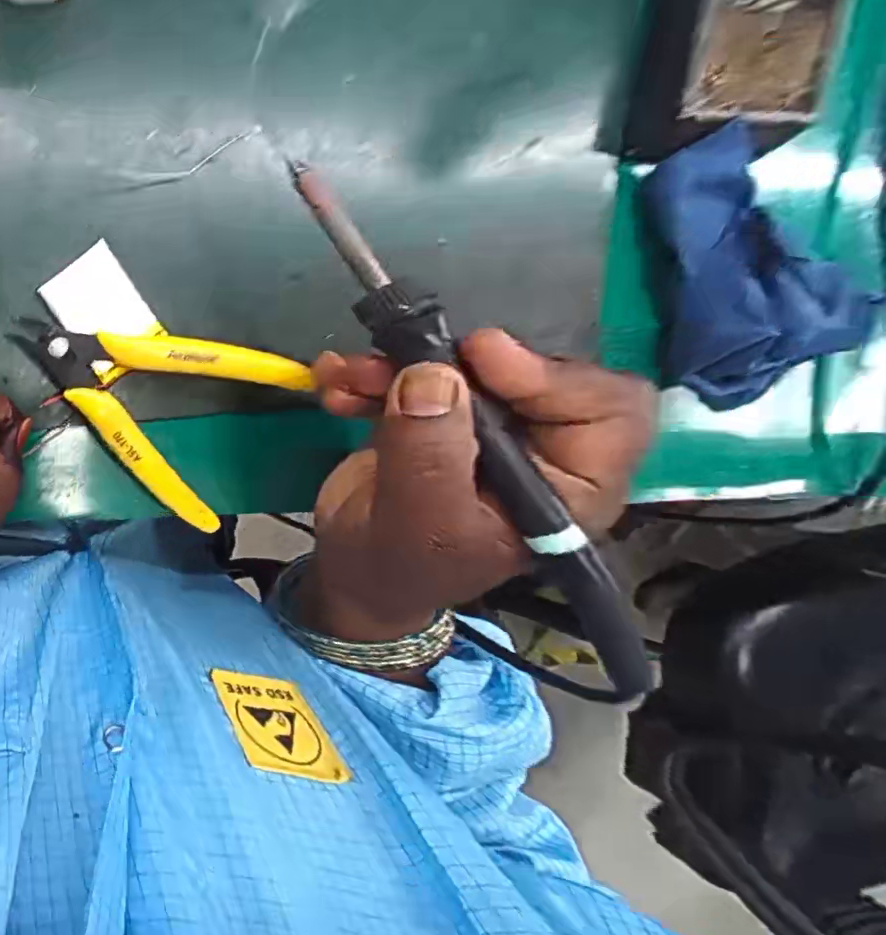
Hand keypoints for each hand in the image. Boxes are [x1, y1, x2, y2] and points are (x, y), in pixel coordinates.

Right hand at [304, 329, 656, 661]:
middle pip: (517, 380)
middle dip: (450, 364)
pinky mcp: (432, 425)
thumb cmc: (396, 565)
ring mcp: (480, 435)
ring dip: (393, 367)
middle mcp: (536, 450)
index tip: (480, 355)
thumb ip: (427, 454)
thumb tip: (431, 376)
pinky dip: (369, 380)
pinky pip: (410, 385)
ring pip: (456, 375)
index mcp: (568, 485)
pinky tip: (334, 383)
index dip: (548, 376)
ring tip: (344, 373)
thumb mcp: (416, 520)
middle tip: (400, 354)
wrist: (351, 579)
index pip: (601, 411)